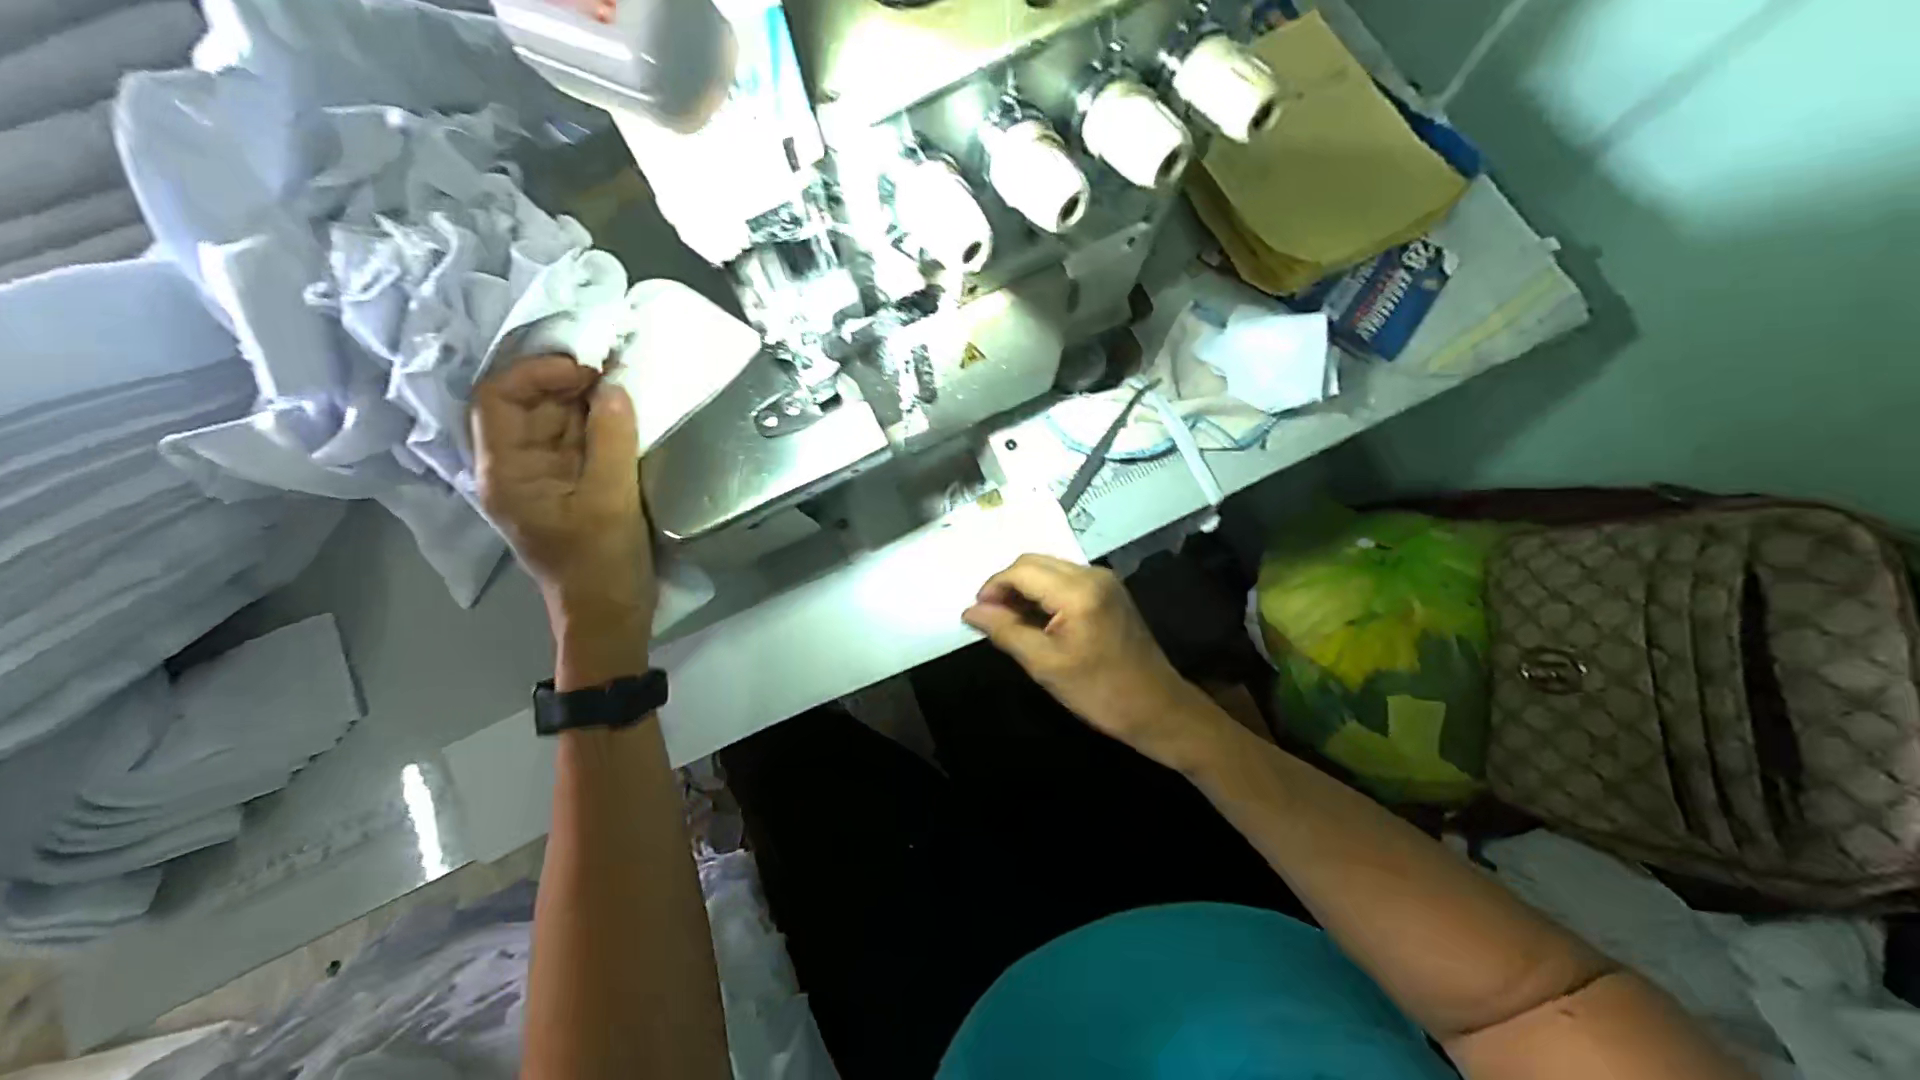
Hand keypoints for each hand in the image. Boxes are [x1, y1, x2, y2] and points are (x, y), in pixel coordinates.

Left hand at [471, 354, 653, 688]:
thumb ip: (611, 441)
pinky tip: (626, 411)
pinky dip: (600, 421)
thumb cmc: (600, 564)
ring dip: (587, 398)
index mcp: (505, 473)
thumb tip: (616, 388)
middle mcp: (517, 468)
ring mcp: (546, 477)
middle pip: (527, 405)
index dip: (535, 372)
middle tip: (615, 368)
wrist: (610, 615)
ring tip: (625, 383)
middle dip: (566, 381)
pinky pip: (580, 440)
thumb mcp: (609, 501)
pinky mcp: (572, 484)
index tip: (585, 366)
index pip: (498, 399)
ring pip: (556, 419)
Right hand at [963, 555, 1233, 771]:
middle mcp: (1093, 574)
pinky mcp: (1110, 591)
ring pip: (1049, 568)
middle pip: (1035, 562)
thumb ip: (1005, 631)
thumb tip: (971, 611)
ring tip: (1010, 621)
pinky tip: (1036, 619)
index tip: (977, 613)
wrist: (1157, 708)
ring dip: (1025, 588)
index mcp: (1078, 591)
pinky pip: (1066, 579)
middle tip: (991, 617)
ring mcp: (1105, 581)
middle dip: (1007, 584)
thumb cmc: (1099, 692)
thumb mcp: (1044, 664)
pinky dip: (1044, 593)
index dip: (993, 587)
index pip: (1021, 571)